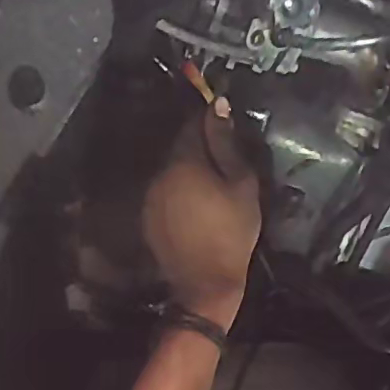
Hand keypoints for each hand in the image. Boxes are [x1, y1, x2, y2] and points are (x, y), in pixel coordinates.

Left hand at [142, 106, 261, 328]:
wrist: (204, 283)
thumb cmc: (231, 233)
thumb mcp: (241, 186)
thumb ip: (226, 145)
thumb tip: (216, 106)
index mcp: (183, 162)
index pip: (192, 126)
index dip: (209, 123)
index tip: (225, 129)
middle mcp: (159, 175)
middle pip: (179, 150)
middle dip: (198, 150)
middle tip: (223, 163)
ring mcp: (150, 198)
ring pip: (170, 173)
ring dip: (187, 173)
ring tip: (211, 188)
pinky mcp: (148, 218)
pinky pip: (164, 194)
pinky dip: (178, 193)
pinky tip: (195, 208)